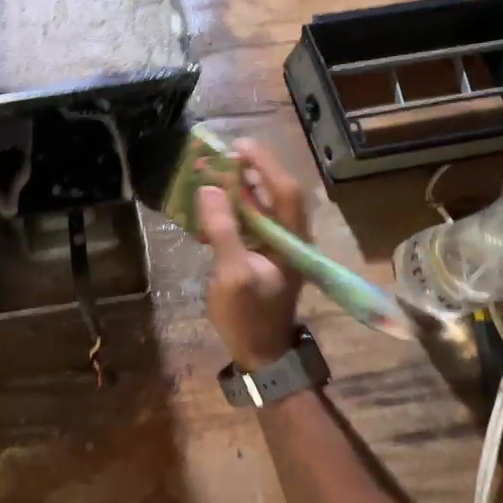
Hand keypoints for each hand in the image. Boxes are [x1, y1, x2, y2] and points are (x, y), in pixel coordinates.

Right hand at [196, 138, 308, 371]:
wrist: (261, 355)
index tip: (239, 146)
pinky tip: (213, 208)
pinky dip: (234, 210)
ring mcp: (277, 249)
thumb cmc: (249, 317)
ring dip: (240, 189)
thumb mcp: (233, 275)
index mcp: (292, 241)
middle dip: (251, 172)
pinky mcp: (264, 258)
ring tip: (214, 174)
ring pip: (263, 207)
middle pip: (275, 194)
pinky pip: (251, 223)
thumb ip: (224, 231)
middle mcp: (290, 239)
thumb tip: (210, 189)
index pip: (285, 191)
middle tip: (222, 156)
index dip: (264, 166)